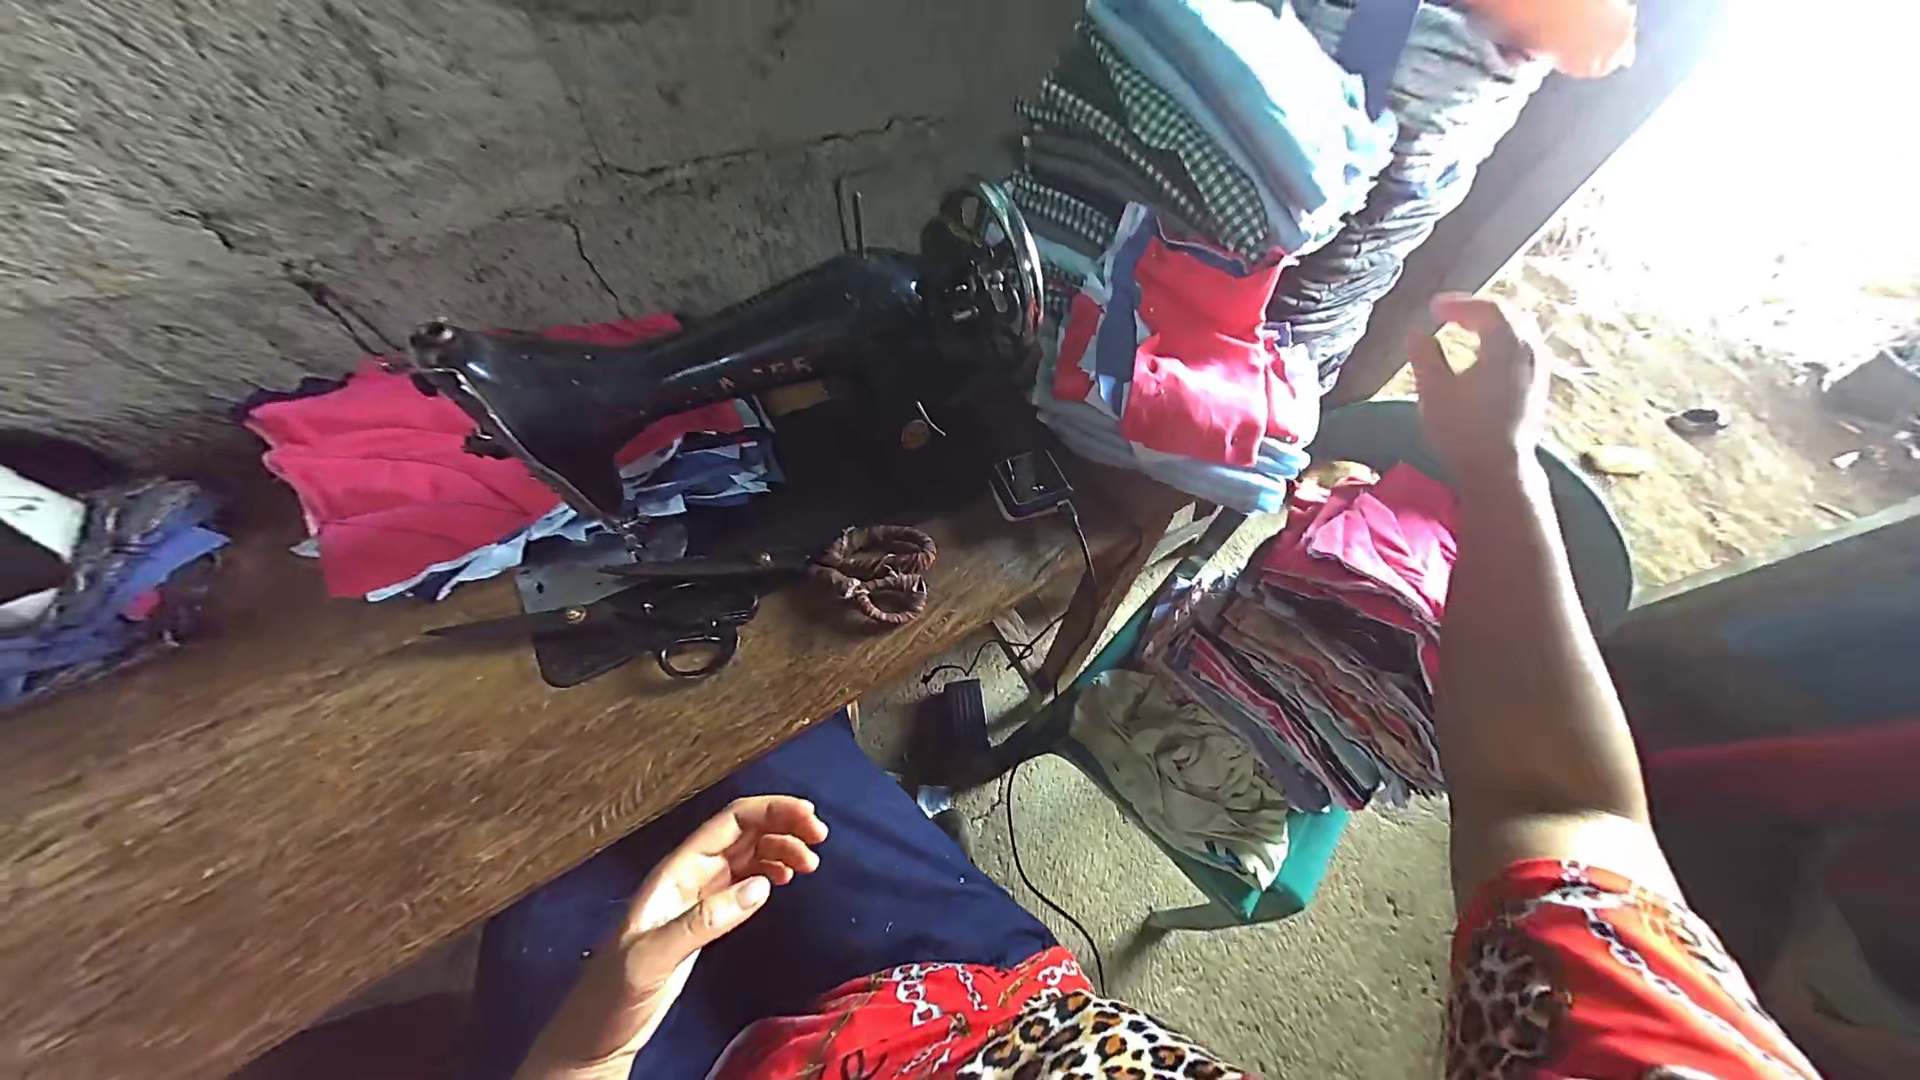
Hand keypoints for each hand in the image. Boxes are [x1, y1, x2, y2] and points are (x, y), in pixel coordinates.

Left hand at [513, 796, 828, 1079]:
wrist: (591, 1042)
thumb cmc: (611, 997)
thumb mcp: (651, 958)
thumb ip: (704, 921)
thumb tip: (763, 885)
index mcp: (679, 868)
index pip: (733, 820)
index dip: (772, 810)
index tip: (809, 818)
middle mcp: (694, 871)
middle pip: (748, 829)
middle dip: (786, 824)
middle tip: (820, 839)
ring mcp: (703, 893)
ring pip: (753, 851)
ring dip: (784, 847)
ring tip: (810, 864)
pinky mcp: (710, 915)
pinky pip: (750, 877)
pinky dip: (774, 870)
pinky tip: (788, 879)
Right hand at [1405, 293, 1548, 487]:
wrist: (1497, 466)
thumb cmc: (1461, 430)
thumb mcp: (1434, 391)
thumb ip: (1425, 357)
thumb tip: (1415, 334)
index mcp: (1506, 346)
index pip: (1487, 310)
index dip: (1458, 304)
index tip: (1432, 306)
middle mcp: (1530, 351)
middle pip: (1509, 316)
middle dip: (1476, 311)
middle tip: (1447, 314)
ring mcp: (1538, 369)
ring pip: (1518, 332)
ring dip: (1490, 326)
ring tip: (1464, 330)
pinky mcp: (1536, 385)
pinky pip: (1520, 349)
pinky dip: (1499, 342)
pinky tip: (1482, 356)